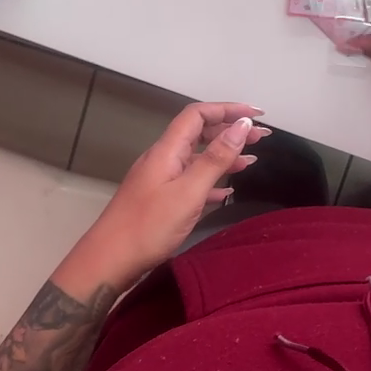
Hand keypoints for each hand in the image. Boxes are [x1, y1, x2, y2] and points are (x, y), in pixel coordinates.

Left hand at [55, 102, 269, 292]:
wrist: (108, 261)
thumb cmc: (147, 227)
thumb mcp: (188, 192)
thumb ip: (215, 158)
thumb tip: (241, 125)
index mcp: (167, 150)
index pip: (198, 115)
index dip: (228, 109)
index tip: (257, 115)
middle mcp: (162, 159)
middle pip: (199, 133)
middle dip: (230, 131)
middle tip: (262, 138)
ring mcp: (159, 180)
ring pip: (196, 158)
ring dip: (224, 156)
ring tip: (251, 161)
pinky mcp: (159, 200)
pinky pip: (190, 181)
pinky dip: (212, 181)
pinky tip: (227, 191)